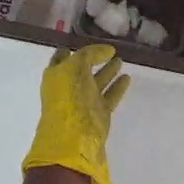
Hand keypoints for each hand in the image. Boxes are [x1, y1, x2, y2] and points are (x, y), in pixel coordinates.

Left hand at [21, 44, 130, 183]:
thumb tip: (105, 51)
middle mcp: (68, 89)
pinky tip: (127, 78)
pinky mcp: (98, 115)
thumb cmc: (69, 100)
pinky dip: (117, 87)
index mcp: (56, 77)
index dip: (70, 50)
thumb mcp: (75, 68)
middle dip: (92, 60)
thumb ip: (88, 55)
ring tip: (121, 61)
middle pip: (80, 70)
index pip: (61, 59)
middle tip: (108, 51)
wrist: (73, 141)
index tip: (82, 42)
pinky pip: (109, 97)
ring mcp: (83, 103)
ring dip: (108, 72)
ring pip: (96, 83)